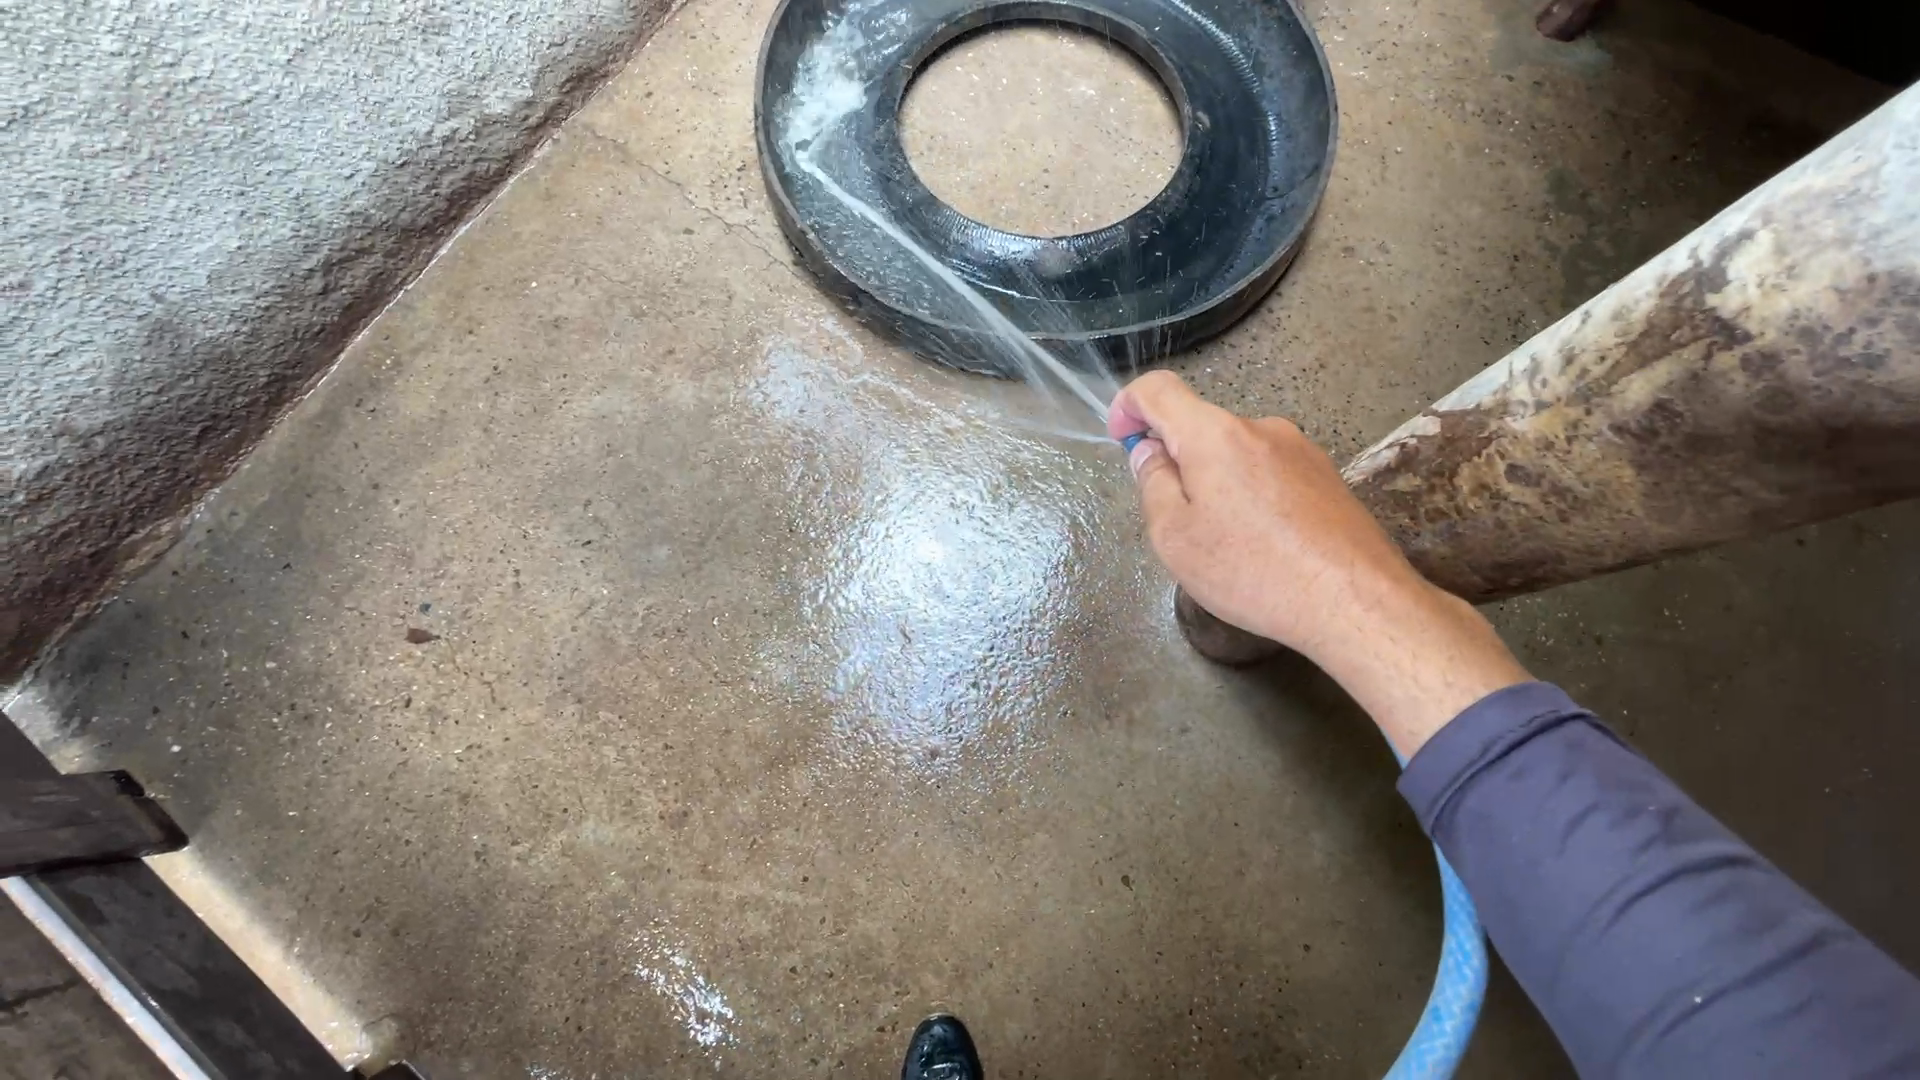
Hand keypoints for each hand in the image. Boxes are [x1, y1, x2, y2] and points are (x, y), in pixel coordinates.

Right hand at [1108, 371, 1529, 756]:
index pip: (1158, 389)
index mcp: (1215, 435)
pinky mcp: (1326, 477)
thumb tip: (1150, 452)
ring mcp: (1300, 450)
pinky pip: (1268, 472)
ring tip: (1223, 543)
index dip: (1127, 406)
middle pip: (1199, 426)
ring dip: (1214, 481)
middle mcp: (1260, 428)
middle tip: (1173, 520)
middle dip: (1174, 459)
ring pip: (1235, 453)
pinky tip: (1262, 545)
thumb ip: (1153, 484)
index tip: (1121, 438)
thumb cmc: (1251, 569)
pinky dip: (1248, 495)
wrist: (1355, 601)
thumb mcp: (1175, 536)